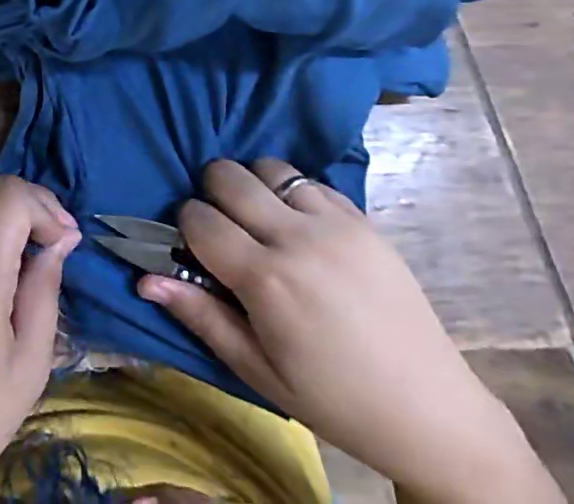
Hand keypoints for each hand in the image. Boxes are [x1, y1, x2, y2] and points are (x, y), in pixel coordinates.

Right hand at [139, 159, 562, 503]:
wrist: (430, 408)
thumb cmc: (332, 398)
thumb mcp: (257, 369)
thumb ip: (200, 315)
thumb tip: (144, 278)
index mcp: (266, 280)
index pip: (199, 218)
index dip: (185, 227)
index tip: (194, 248)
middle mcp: (298, 237)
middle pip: (228, 175)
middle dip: (211, 194)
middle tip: (223, 230)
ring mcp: (336, 223)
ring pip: (269, 166)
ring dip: (253, 186)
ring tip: (261, 223)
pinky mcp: (363, 219)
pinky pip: (311, 181)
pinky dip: (292, 193)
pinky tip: (300, 227)